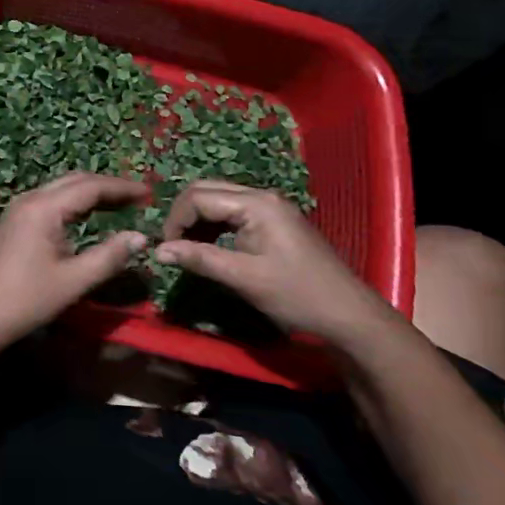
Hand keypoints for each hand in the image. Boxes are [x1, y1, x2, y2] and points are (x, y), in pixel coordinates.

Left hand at [0, 172, 150, 351]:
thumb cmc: (27, 300)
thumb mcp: (74, 281)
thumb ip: (110, 256)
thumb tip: (141, 237)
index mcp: (44, 208)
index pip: (91, 187)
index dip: (122, 188)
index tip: (149, 194)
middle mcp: (30, 199)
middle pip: (76, 180)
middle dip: (108, 186)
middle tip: (138, 198)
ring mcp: (19, 208)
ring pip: (62, 188)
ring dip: (91, 192)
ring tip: (120, 204)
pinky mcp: (14, 220)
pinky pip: (51, 199)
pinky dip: (74, 201)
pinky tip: (88, 216)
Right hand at [154, 180, 401, 344]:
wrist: (346, 313)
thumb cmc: (296, 295)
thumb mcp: (243, 278)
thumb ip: (200, 259)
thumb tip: (158, 250)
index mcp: (256, 204)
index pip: (199, 197)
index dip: (175, 220)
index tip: (165, 249)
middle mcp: (262, 196)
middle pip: (207, 190)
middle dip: (183, 215)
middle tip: (172, 246)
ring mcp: (270, 207)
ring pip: (219, 200)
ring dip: (198, 220)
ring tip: (186, 249)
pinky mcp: (274, 221)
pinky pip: (234, 212)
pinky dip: (214, 226)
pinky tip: (209, 248)